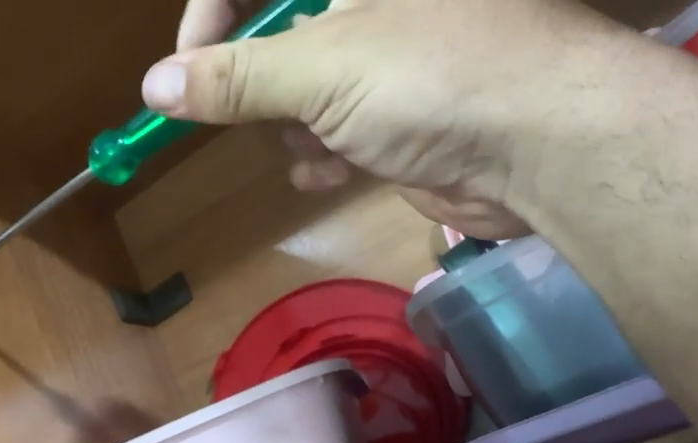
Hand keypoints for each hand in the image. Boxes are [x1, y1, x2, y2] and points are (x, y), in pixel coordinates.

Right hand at [150, 0, 642, 238]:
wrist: (543, 145)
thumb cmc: (437, 77)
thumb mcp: (323, 70)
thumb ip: (234, 77)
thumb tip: (155, 85)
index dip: (210, 15)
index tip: (184, 69)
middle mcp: (368, 1)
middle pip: (271, 38)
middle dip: (263, 91)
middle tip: (278, 116)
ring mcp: (383, 55)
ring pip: (293, 93)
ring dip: (293, 132)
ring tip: (324, 147)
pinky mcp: (393, 110)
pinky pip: (326, 128)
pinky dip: (321, 154)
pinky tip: (337, 170)